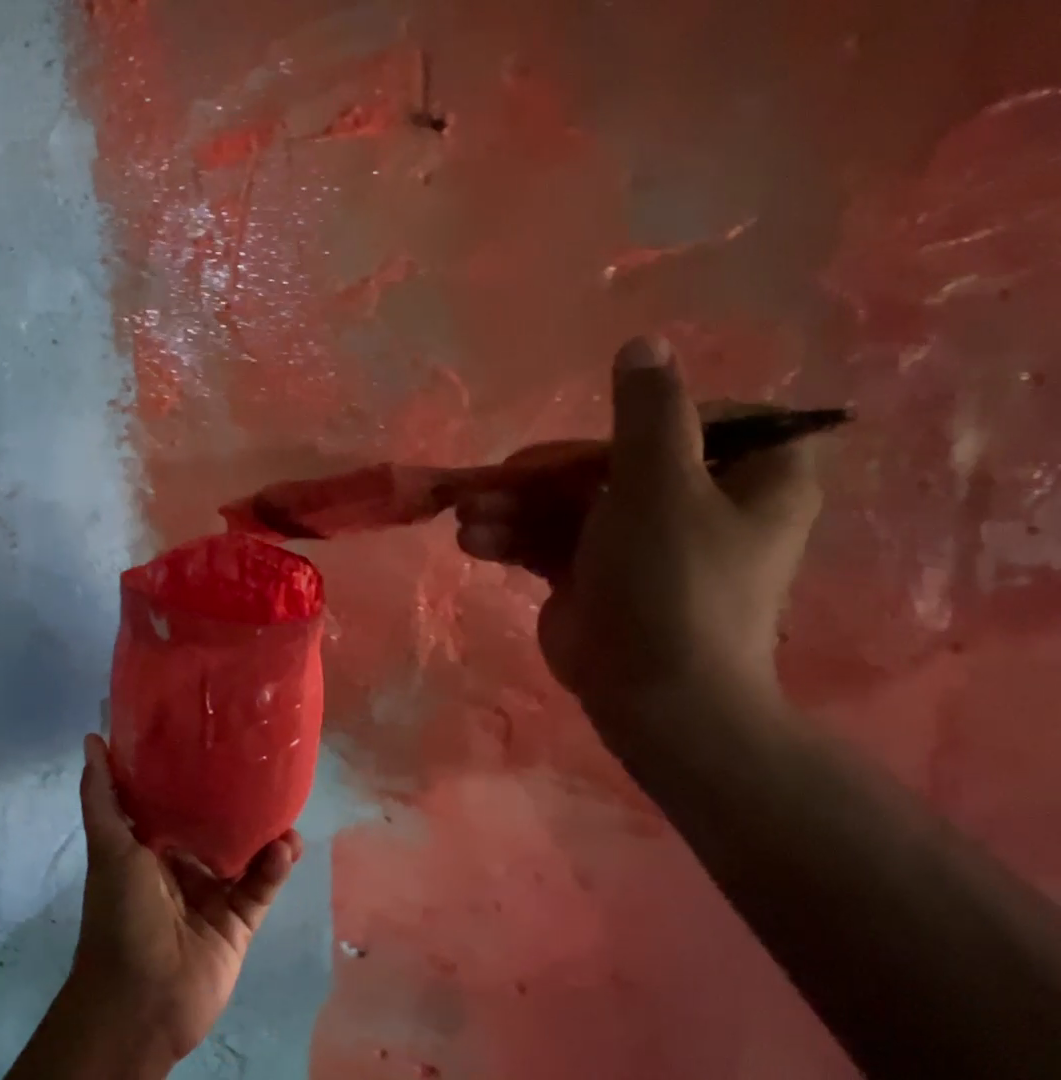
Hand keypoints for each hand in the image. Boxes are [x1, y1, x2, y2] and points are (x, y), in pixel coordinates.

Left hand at [65, 733, 301, 1066]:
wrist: (140, 1002)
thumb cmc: (119, 915)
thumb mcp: (108, 848)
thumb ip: (102, 796)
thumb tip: (92, 739)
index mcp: (145, 845)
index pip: (167, 798)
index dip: (183, 769)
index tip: (208, 734)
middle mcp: (178, 864)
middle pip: (211, 823)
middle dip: (233, 798)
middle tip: (260, 762)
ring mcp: (210, 894)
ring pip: (242, 853)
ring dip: (264, 831)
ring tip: (284, 804)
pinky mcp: (238, 922)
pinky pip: (260, 887)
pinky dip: (274, 867)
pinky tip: (287, 845)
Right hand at [456, 336, 822, 715]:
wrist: (650, 694)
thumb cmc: (673, 581)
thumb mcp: (661, 484)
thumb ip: (649, 412)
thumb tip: (645, 343)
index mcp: (752, 480)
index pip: (724, 418)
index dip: (667, 413)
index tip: (617, 430)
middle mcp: (700, 504)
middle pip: (619, 457)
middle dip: (550, 469)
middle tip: (504, 477)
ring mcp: (638, 540)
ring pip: (570, 498)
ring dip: (514, 504)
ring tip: (469, 517)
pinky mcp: (591, 573)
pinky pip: (547, 536)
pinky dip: (510, 535)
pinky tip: (472, 541)